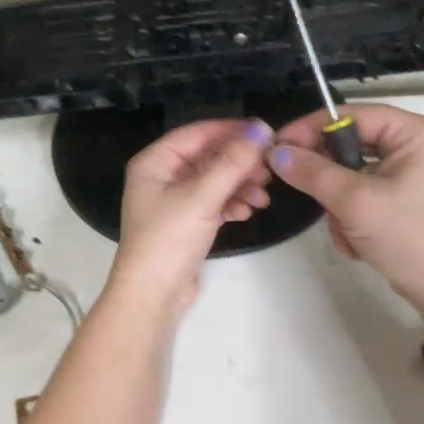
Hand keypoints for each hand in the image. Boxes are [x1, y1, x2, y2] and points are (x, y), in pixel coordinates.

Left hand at [110, 118, 273, 313]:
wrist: (152, 295)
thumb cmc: (169, 239)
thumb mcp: (202, 196)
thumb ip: (233, 162)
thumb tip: (262, 128)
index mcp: (155, 162)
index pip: (198, 133)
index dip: (232, 130)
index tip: (267, 132)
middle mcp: (162, 176)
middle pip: (209, 157)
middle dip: (240, 163)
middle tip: (270, 170)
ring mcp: (174, 201)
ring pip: (215, 181)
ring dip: (240, 185)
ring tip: (263, 197)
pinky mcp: (187, 222)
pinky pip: (214, 202)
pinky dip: (232, 203)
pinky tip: (248, 211)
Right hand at [269, 105, 423, 311]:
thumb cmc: (408, 236)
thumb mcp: (354, 201)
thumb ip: (312, 172)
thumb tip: (275, 153)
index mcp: (417, 133)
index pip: (354, 115)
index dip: (312, 128)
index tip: (278, 146)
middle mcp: (417, 146)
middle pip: (351, 146)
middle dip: (329, 179)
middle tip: (303, 191)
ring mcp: (411, 175)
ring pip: (351, 175)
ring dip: (339, 206)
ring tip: (346, 231)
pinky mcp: (404, 200)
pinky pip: (362, 195)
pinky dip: (352, 218)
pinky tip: (357, 242)